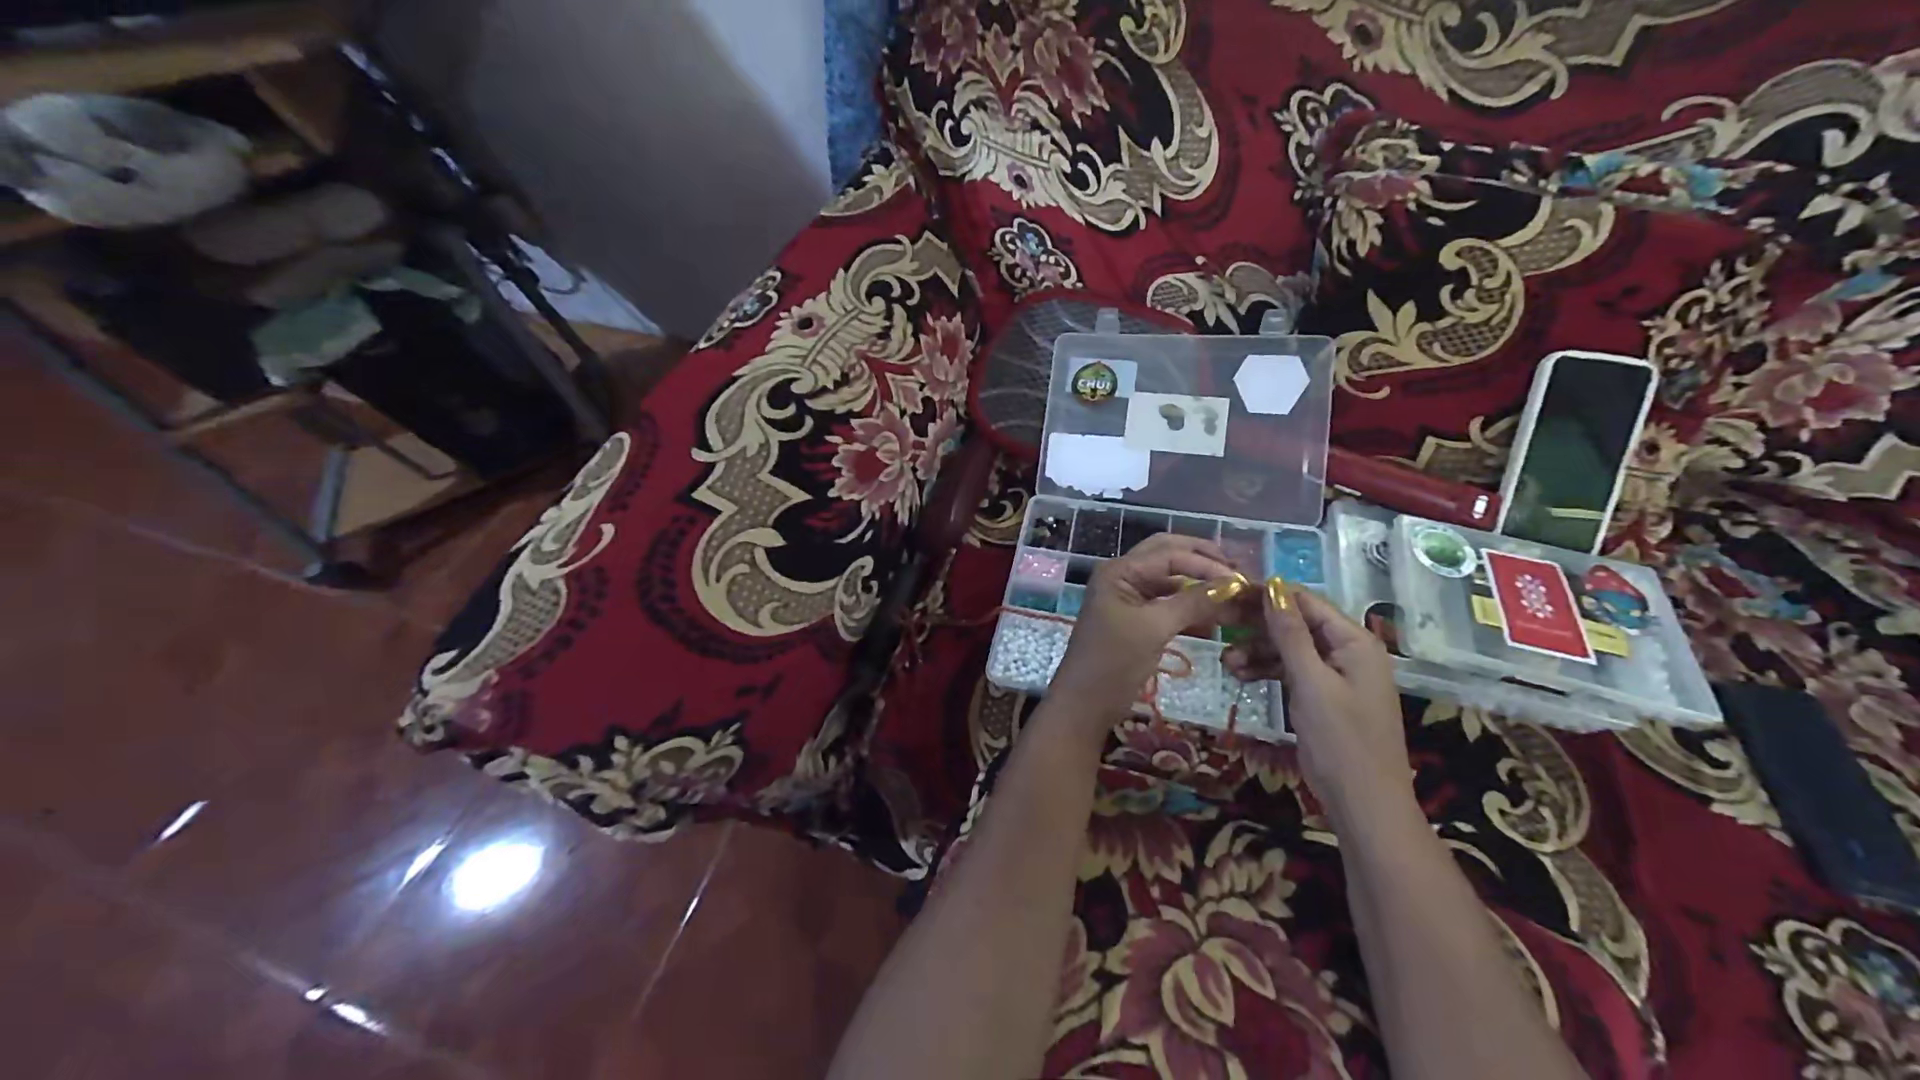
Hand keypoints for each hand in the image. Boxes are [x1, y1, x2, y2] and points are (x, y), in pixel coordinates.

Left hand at [1048, 534, 1237, 739]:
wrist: (1085, 703)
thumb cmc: (1113, 662)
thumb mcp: (1154, 628)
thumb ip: (1193, 602)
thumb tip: (1233, 584)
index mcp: (1119, 571)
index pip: (1170, 553)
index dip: (1207, 563)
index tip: (1241, 581)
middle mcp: (1123, 576)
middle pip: (1170, 557)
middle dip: (1204, 562)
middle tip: (1239, 574)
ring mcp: (1128, 597)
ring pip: (1171, 580)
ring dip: (1200, 585)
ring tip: (1234, 595)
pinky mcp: (1136, 618)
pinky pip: (1168, 602)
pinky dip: (1191, 606)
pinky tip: (1216, 616)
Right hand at [1222, 586, 1410, 826]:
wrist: (1363, 802)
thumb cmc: (1340, 739)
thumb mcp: (1310, 682)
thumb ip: (1290, 634)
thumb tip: (1272, 587)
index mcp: (1355, 642)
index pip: (1307, 602)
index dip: (1268, 596)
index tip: (1228, 596)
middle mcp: (1349, 652)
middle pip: (1297, 625)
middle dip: (1259, 626)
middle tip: (1220, 627)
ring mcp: (1337, 675)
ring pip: (1291, 649)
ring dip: (1259, 651)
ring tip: (1227, 662)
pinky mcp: (1324, 696)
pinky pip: (1293, 671)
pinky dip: (1268, 671)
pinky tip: (1241, 675)